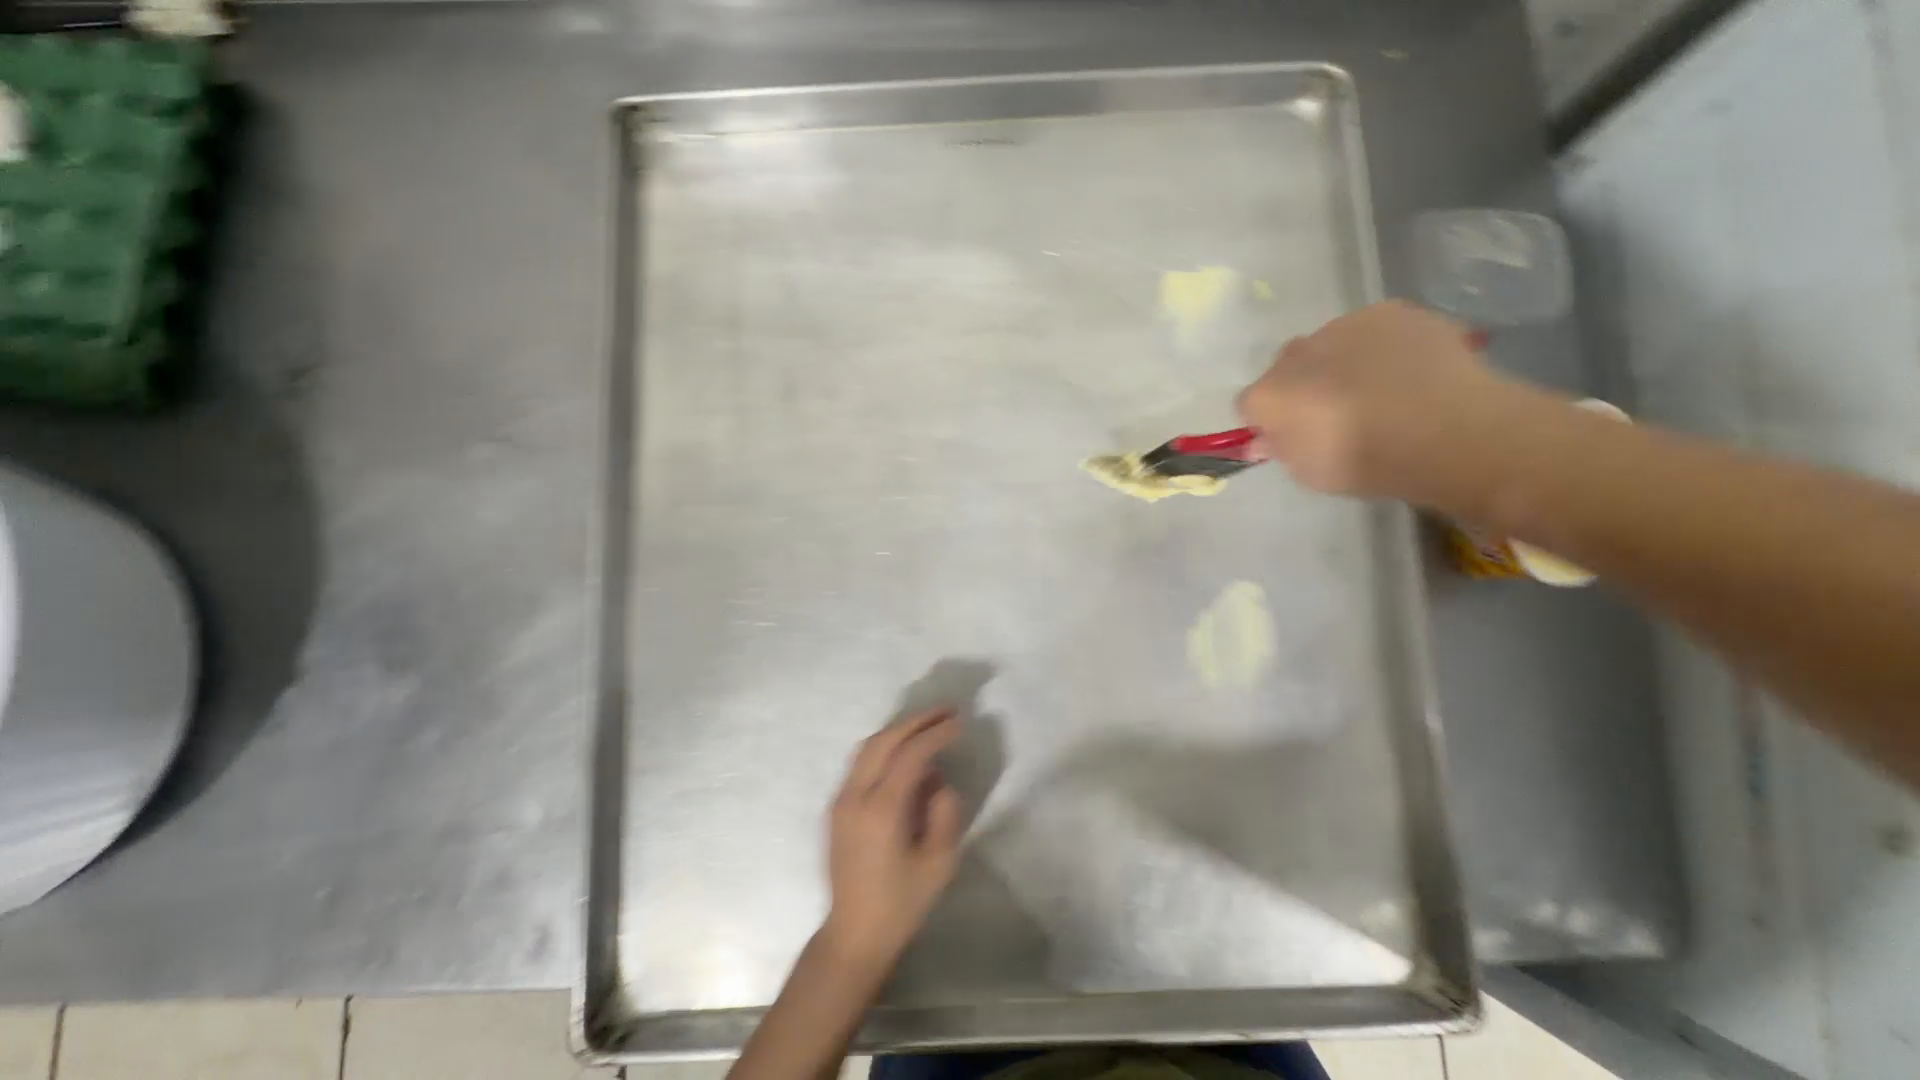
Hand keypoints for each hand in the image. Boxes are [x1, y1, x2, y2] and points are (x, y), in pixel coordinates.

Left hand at [820, 708, 965, 971]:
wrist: (854, 933)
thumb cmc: (901, 903)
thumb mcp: (939, 862)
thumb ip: (944, 812)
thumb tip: (937, 779)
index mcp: (881, 809)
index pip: (911, 754)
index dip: (937, 734)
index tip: (961, 722)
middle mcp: (854, 796)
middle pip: (883, 740)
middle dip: (916, 720)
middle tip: (948, 710)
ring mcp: (840, 801)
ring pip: (867, 748)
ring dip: (898, 730)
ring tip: (930, 723)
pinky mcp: (836, 809)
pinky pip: (860, 764)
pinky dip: (885, 748)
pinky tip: (907, 752)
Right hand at [1237, 300, 1549, 513]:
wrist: (1445, 430)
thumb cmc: (1369, 463)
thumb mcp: (1312, 474)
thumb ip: (1283, 448)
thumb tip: (1266, 436)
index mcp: (1270, 394)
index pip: (1251, 403)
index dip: (1270, 420)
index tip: (1292, 436)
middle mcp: (1298, 352)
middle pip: (1289, 365)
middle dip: (1304, 383)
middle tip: (1335, 411)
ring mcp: (1346, 325)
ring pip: (1333, 342)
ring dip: (1343, 360)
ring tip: (1380, 389)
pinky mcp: (1392, 312)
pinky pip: (1376, 330)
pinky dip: (1384, 347)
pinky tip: (1408, 370)